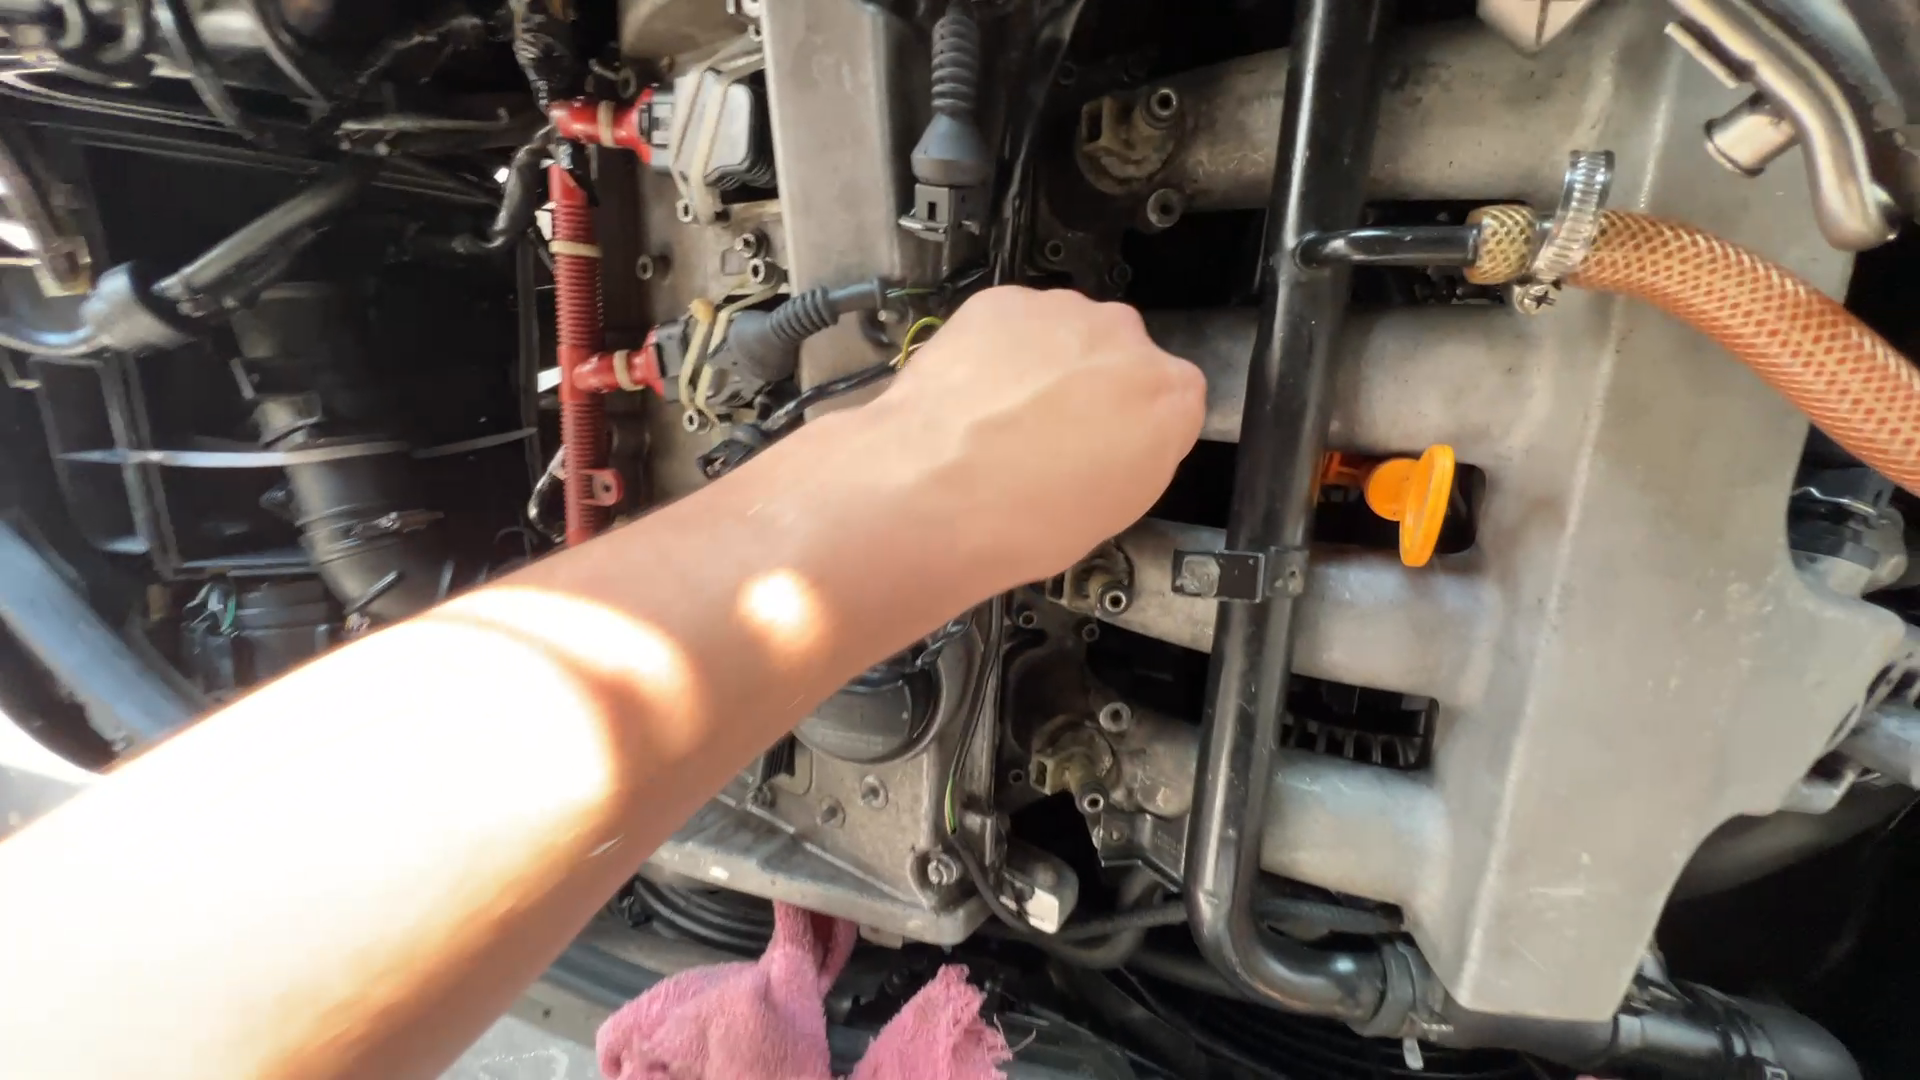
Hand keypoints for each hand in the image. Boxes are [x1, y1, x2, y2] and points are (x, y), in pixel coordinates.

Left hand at [859, 286, 1205, 587]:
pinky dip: (995, 350)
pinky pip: (1010, 324)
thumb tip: (1109, 444)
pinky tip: (972, 393)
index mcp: (1172, 398)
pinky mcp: (1003, 301)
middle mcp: (1128, 339)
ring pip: (1063, 334)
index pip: (1167, 402)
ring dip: (1042, 365)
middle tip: (1045, 434)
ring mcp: (1063, 311)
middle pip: (1117, 358)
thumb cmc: (1027, 521)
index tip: (1103, 448)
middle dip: (1089, 388)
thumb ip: (1129, 457)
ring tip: (998, 417)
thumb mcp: (1109, 511)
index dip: (1129, 429)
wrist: (936, 492)